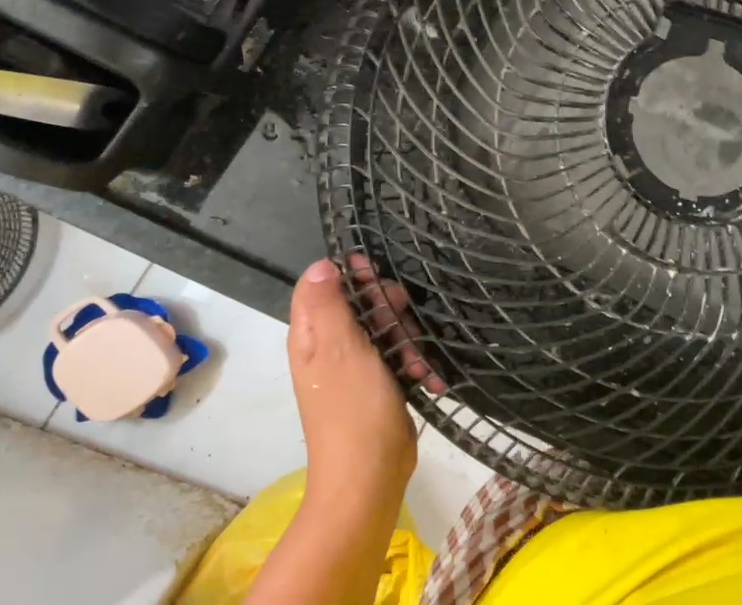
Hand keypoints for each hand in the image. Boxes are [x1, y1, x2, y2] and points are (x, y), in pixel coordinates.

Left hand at [287, 256, 435, 508]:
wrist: (370, 477)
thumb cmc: (353, 409)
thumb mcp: (339, 350)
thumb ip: (329, 305)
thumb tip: (320, 264)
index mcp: (312, 337)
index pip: (322, 285)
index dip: (349, 274)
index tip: (379, 274)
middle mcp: (330, 348)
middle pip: (361, 304)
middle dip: (389, 307)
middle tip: (404, 318)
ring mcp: (356, 369)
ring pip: (386, 329)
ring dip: (409, 337)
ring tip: (419, 359)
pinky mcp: (380, 386)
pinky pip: (400, 357)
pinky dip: (416, 363)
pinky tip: (429, 377)